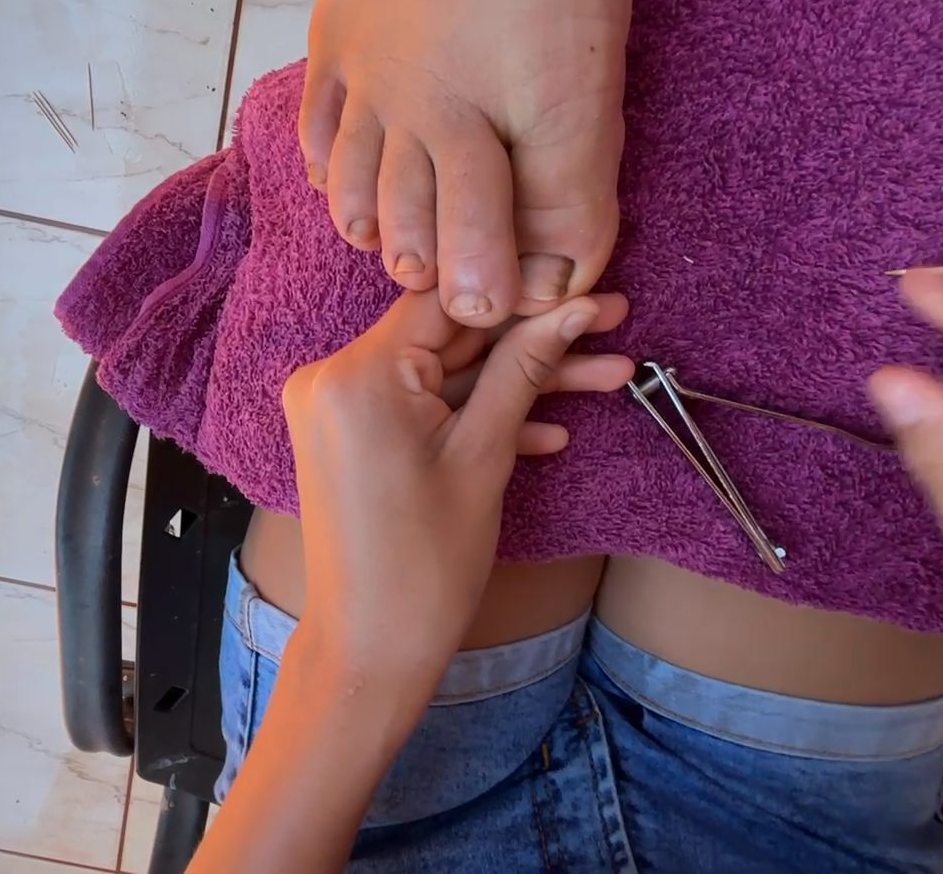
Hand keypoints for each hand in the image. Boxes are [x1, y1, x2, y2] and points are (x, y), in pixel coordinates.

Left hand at [189, 292, 630, 873]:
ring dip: (512, 384)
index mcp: (358, 373)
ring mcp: (336, 404)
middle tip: (609, 333)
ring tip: (604, 378)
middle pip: (448, 339)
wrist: (370, 649)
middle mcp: (332, 375)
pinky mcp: (349, 431)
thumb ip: (524, 369)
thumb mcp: (485, 455)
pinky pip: (417, 407)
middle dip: (531, 344)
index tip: (589, 294)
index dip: (525, 296)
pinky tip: (544, 430)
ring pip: (440, 376)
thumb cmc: (426, 565)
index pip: (448, 301)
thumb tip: (577, 308)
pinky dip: (470, 415)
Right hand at [302, 0, 664, 325]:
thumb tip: (563, 271)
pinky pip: (318, 116)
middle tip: (443, 297)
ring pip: (354, 179)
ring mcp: (363, 65)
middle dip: (431, 269)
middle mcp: (405, 110)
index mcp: (473, 130)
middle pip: (408, 220)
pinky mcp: (339, 20)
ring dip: (375, 224)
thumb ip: (570, 183)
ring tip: (391, 251)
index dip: (499, 290)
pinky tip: (338, 174)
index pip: (483, 243)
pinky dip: (328, 159)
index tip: (506, 317)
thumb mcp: (588, 71)